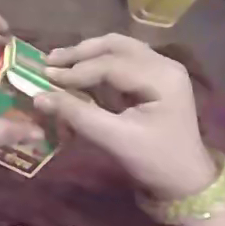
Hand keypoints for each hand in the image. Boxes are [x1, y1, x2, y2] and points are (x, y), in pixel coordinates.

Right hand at [36, 34, 216, 199]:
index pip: (111, 64)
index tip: (45, 76)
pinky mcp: (156, 77)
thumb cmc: (154, 160)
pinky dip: (99, 62)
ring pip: (119, 48)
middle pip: (115, 46)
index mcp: (161, 77)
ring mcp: (163, 68)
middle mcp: (165, 64)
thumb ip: (77, 115)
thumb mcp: (114, 139)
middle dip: (80, 53)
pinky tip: (79, 70)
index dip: (75, 70)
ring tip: (60, 62)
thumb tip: (39, 97)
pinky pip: (124, 59)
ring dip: (88, 54)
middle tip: (49, 61)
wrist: (185, 180)